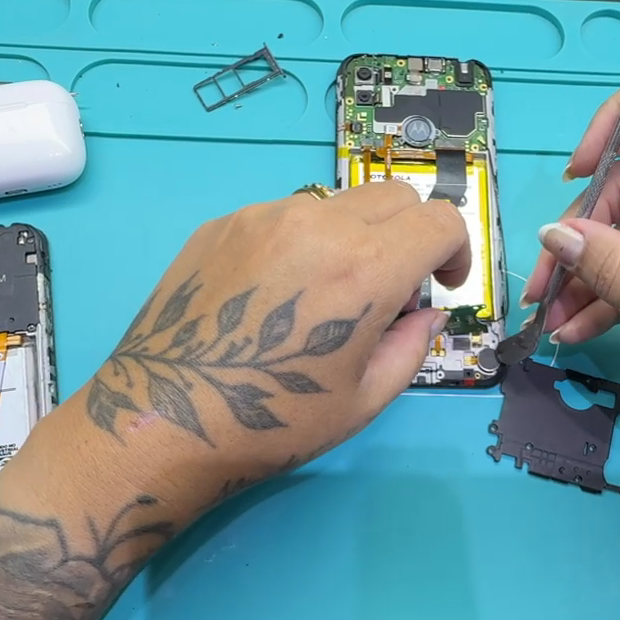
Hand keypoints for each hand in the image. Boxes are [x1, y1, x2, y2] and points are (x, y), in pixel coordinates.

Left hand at [76, 181, 468, 501]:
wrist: (163, 419)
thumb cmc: (273, 423)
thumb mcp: (364, 401)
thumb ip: (411, 346)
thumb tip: (426, 311)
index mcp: (364, 270)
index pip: (440, 220)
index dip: (456, 250)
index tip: (441, 284)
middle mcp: (317, 224)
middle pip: (396, 197)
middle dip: (412, 237)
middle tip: (389, 293)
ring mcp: (263, 216)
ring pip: (339, 203)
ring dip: (356, 236)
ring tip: (323, 296)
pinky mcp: (222, 222)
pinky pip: (286, 214)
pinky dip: (304, 241)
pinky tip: (273, 295)